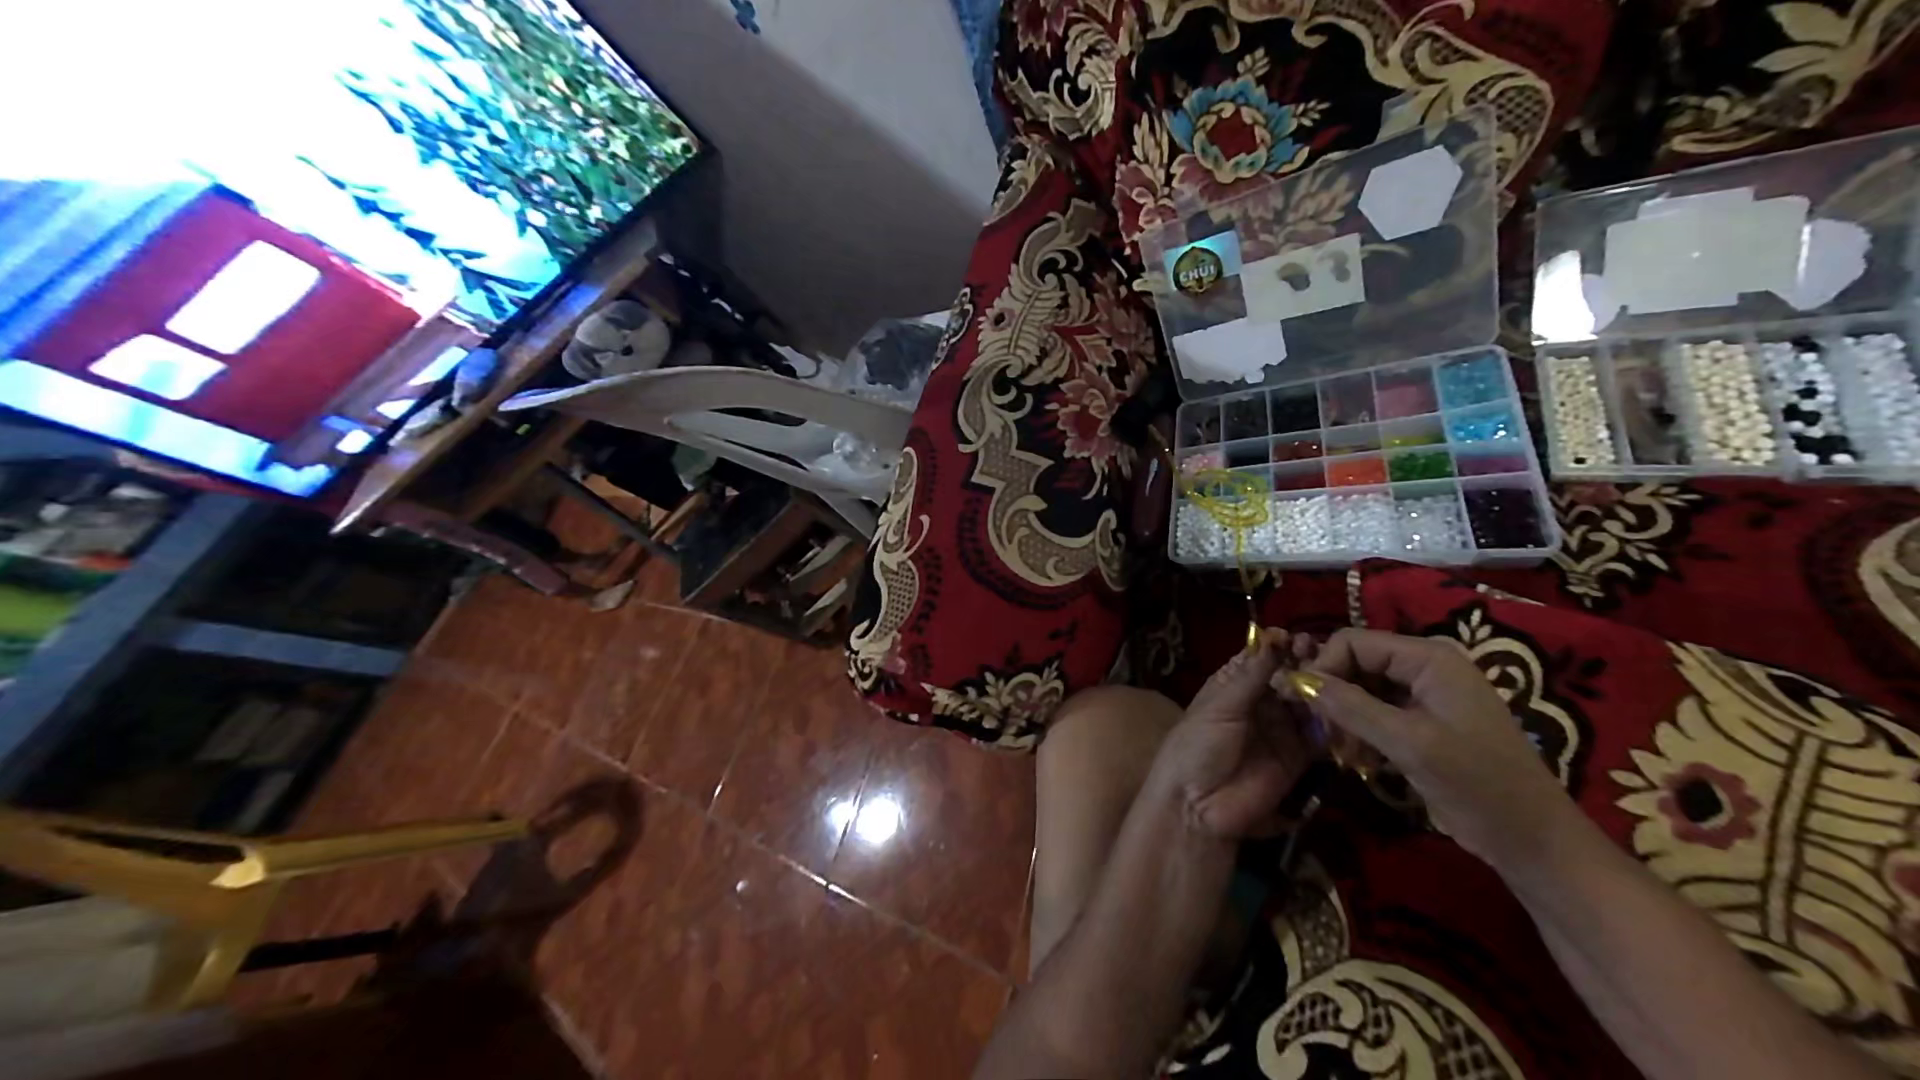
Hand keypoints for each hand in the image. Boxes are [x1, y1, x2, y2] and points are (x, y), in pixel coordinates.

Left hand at [1146, 628, 1318, 838]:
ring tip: (1338, 681)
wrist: (1197, 806)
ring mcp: (1279, 729)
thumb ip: (1252, 675)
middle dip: (1307, 666)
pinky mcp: (1297, 757)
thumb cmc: (1197, 746)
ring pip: (1308, 703)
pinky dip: (1333, 724)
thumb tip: (1275, 636)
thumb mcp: (1221, 706)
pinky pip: (1320, 736)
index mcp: (1231, 685)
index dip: (1279, 647)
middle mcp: (1258, 703)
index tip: (1300, 637)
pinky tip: (1346, 711)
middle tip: (1326, 657)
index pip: (1260, 659)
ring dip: (1322, 691)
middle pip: (1289, 678)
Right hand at [1281, 629, 1575, 867]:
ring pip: (1360, 689)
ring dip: (1343, 718)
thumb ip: (1351, 707)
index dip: (1324, 666)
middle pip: (1355, 663)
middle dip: (1332, 694)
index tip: (1304, 703)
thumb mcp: (1409, 743)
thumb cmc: (1477, 783)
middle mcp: (1425, 668)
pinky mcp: (1422, 724)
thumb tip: (1296, 680)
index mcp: (1430, 659)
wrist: (1531, 841)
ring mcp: (1425, 697)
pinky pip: (1375, 713)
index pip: (1354, 642)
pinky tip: (1356, 760)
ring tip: (1340, 752)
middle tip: (1321, 732)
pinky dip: (1359, 732)